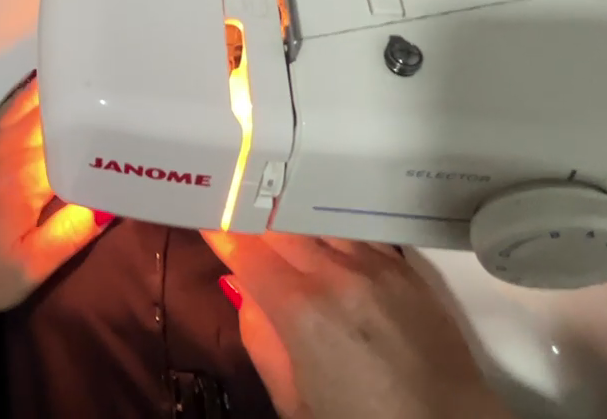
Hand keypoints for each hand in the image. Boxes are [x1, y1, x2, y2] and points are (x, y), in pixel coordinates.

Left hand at [0, 76, 104, 326]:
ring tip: (76, 82)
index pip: (68, 133)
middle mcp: (4, 148)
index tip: (124, 106)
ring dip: (47, 92)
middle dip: (73, 95)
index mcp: (25, 172)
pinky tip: (33, 106)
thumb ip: (72, 232)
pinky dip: (23, 103)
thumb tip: (110, 199)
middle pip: (42, 109)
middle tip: (107, 86)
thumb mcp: (31, 267)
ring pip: (19, 107)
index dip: (95, 118)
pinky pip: (2, 116)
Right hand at [205, 231, 512, 418]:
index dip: (218, 228)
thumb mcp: (293, 400)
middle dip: (248, 218)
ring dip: (288, 221)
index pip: (242, 247)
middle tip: (229, 207)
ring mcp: (375, 265)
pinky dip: (328, 232)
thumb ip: (260, 338)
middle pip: (276, 225)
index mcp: (299, 310)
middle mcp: (335, 274)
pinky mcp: (404, 268)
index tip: (202, 213)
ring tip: (270, 215)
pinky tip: (319, 237)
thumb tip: (245, 289)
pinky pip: (353, 233)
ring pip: (314, 220)